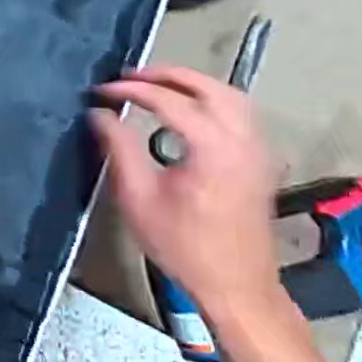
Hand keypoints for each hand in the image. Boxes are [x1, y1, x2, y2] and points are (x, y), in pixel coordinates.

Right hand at [89, 66, 282, 311]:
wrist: (236, 285)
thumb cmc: (183, 247)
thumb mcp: (139, 198)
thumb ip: (119, 148)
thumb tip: (100, 114)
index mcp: (214, 148)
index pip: (170, 101)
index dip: (132, 90)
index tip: (102, 91)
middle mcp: (244, 139)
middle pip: (208, 86)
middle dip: (167, 75)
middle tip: (130, 77)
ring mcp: (259, 148)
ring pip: (230, 94)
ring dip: (192, 84)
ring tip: (156, 86)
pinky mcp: (261, 159)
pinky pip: (240, 111)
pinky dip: (211, 99)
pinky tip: (187, 109)